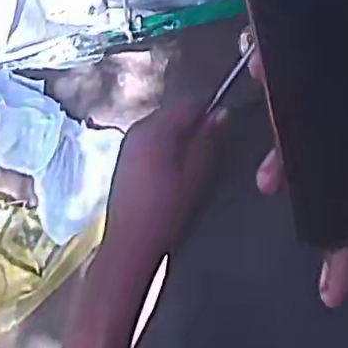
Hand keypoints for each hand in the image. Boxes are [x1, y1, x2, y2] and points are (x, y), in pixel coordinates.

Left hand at [55, 100, 226, 347]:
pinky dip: (164, 142)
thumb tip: (222, 112)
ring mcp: (128, 140)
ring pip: (162, 123)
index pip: (189, 103)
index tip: (223, 122)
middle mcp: (140, 126)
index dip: (209, 109)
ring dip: (179, 132)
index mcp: (157, 128)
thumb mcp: (195, 175)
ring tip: (193, 156)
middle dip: (193, 121)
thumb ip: (208, 140)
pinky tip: (172, 166)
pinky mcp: (124, 154)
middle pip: (174, 111)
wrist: (128, 245)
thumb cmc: (165, 210)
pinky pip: (150, 136)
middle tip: (211, 142)